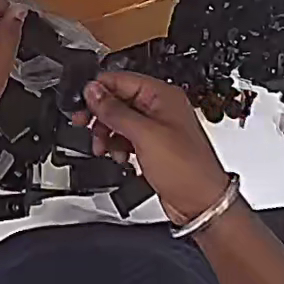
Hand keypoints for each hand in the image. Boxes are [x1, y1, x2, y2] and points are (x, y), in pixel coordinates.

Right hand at [82, 71, 231, 222]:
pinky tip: (117, 155)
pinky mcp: (152, 147)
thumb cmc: (187, 168)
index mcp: (162, 95)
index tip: (82, 103)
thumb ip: (116, 111)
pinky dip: (117, 146)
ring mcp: (156, 128)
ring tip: (102, 146)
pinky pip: (126, 138)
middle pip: (119, 100)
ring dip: (107, 133)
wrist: (201, 203)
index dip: (99, 90)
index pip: (122, 79)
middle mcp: (159, 108)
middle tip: (85, 125)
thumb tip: (94, 91)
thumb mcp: (144, 135)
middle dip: (100, 114)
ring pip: (120, 121)